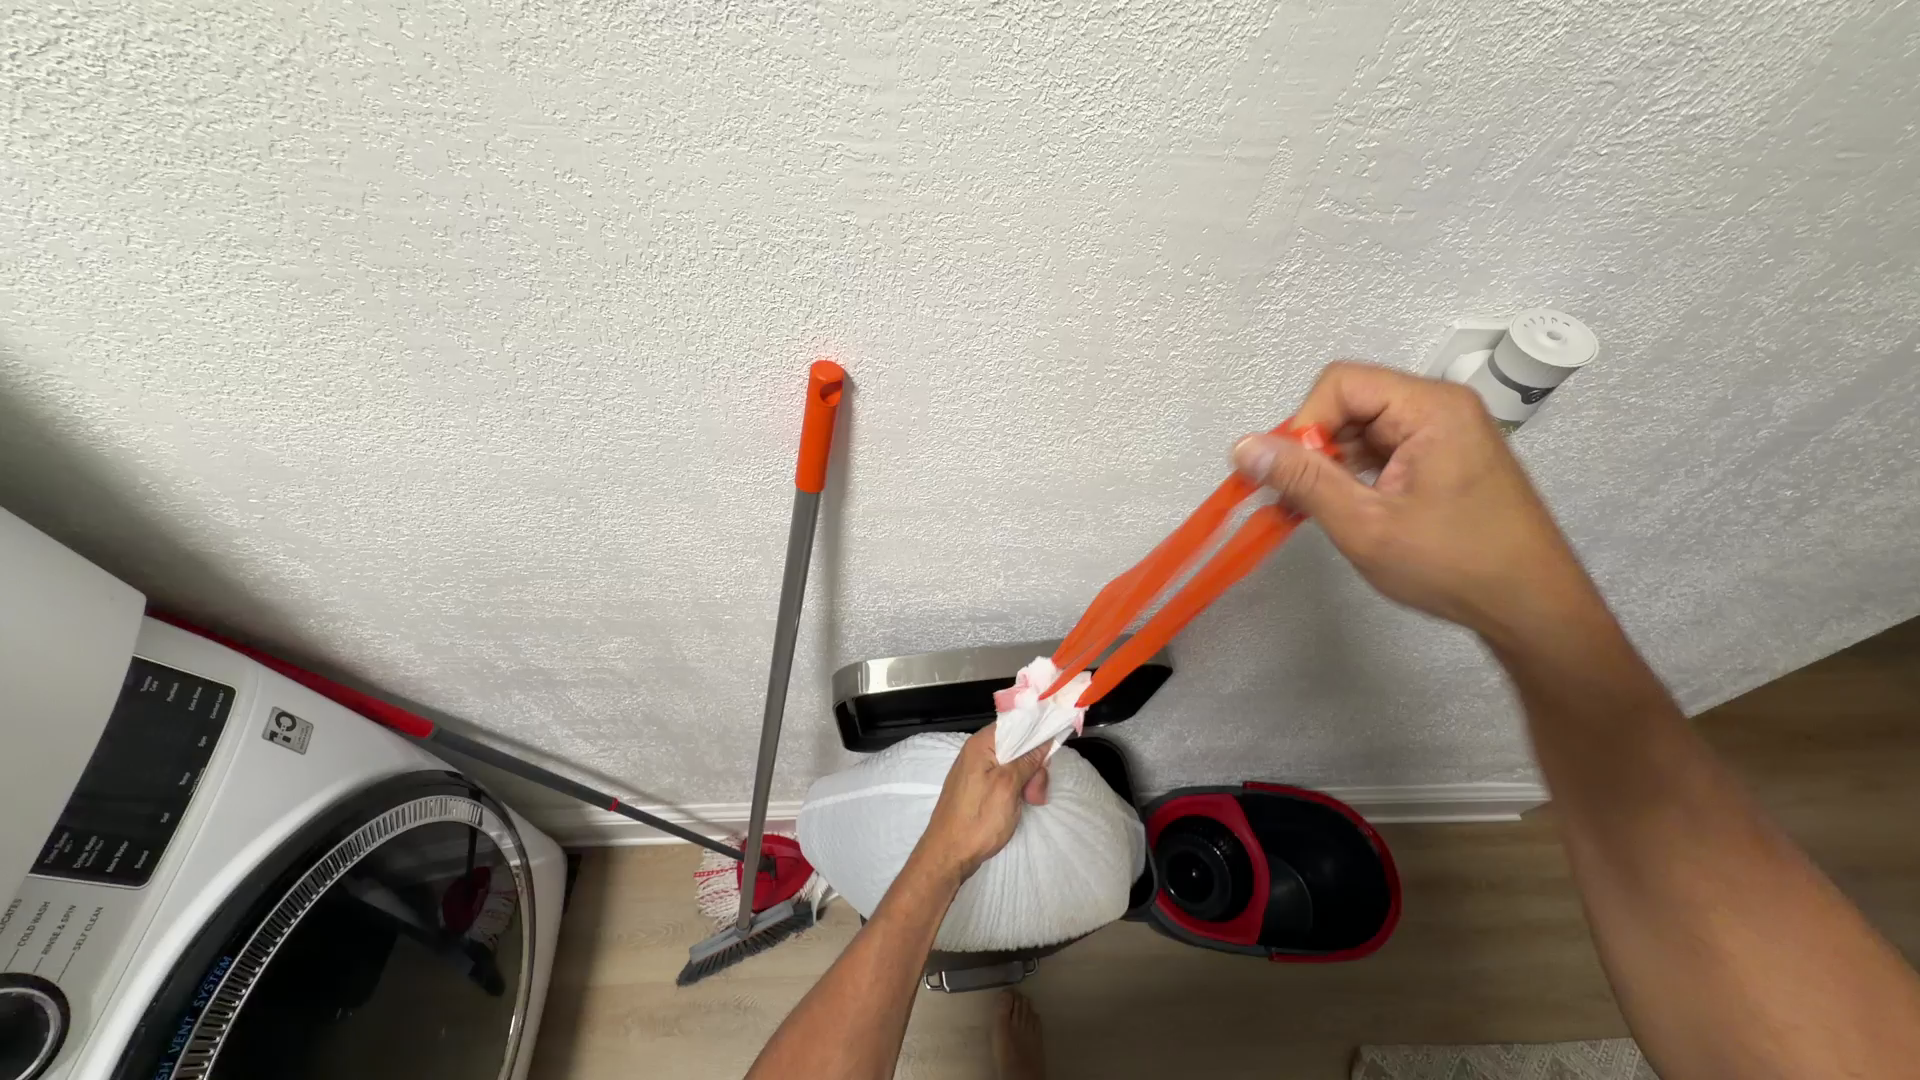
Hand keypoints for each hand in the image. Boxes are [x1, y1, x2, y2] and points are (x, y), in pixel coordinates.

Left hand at [913, 725, 1051, 881]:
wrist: (948, 855)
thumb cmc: (978, 819)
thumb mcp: (1008, 786)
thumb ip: (1027, 761)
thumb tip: (1043, 740)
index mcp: (982, 744)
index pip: (1015, 723)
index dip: (1036, 733)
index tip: (1052, 750)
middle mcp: (978, 752)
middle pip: (1017, 746)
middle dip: (1033, 766)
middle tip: (1036, 792)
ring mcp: (977, 771)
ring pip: (1014, 764)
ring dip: (1027, 781)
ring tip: (1030, 802)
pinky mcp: (979, 787)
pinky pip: (1004, 778)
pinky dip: (1017, 788)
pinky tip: (1021, 804)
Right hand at [1232, 362, 1601, 644]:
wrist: (1531, 608)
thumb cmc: (1452, 565)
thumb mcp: (1364, 524)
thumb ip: (1302, 480)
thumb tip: (1242, 447)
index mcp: (1430, 408)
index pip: (1341, 384)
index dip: (1304, 424)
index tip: (1291, 476)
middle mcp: (1440, 408)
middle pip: (1350, 403)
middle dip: (1313, 448)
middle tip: (1294, 499)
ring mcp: (1444, 434)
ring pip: (1361, 429)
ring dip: (1329, 466)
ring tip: (1314, 512)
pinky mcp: (1443, 459)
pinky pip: (1381, 450)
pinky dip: (1352, 476)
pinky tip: (1343, 512)